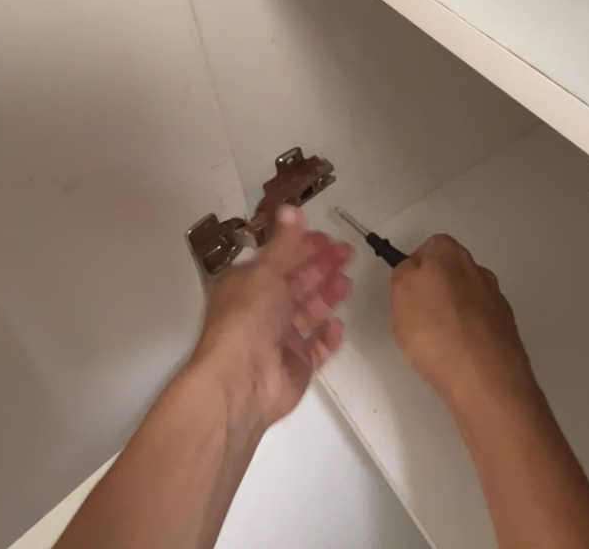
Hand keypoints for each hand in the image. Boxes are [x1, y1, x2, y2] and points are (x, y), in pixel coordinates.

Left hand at [189, 206, 352, 431]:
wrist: (241, 381)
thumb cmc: (249, 318)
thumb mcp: (266, 271)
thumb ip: (285, 243)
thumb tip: (291, 208)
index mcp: (250, 284)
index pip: (281, 259)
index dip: (305, 247)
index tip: (329, 239)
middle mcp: (263, 309)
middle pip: (298, 283)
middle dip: (322, 267)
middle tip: (348, 255)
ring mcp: (280, 339)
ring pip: (309, 312)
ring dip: (328, 296)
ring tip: (347, 284)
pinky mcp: (296, 366)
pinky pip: (316, 348)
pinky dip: (327, 337)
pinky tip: (337, 325)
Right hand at [390, 234, 535, 403]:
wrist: (484, 377)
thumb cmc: (434, 328)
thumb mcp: (401, 291)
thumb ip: (405, 271)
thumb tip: (414, 268)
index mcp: (452, 254)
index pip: (430, 247)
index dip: (416, 268)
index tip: (406, 293)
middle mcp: (479, 270)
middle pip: (450, 273)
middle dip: (435, 292)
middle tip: (418, 319)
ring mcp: (496, 300)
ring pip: (466, 300)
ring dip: (453, 315)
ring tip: (438, 344)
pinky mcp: (506, 329)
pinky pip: (479, 325)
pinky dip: (468, 336)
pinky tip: (459, 357)